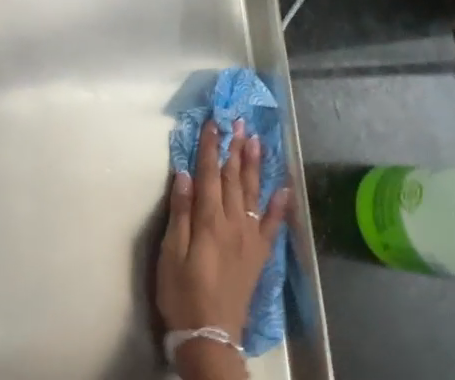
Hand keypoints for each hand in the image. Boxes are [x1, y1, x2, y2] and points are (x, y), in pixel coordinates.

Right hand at [156, 119, 289, 337]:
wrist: (210, 333)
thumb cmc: (181, 292)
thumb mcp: (170, 252)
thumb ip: (180, 212)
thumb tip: (184, 174)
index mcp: (208, 220)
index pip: (207, 174)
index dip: (209, 146)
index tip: (212, 123)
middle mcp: (233, 223)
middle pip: (233, 178)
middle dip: (234, 148)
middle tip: (239, 121)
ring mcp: (250, 238)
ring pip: (253, 193)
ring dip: (254, 165)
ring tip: (256, 140)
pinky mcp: (259, 254)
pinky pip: (273, 224)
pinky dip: (280, 205)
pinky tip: (284, 187)